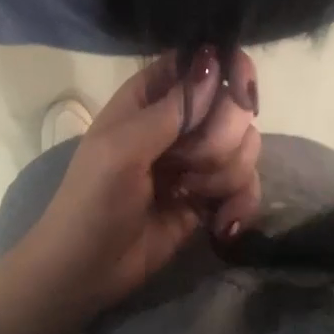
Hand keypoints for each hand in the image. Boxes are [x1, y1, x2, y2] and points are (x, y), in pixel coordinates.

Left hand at [0, 50, 261, 333]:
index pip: (201, 61)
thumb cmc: (92, 200)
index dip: (228, 69)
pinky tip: (220, 224)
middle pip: (232, 104)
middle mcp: (181, 119)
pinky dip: (241, 204)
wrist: (85, 273)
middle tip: (187, 164)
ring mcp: (198, 159)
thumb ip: (172, 109)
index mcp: (151, 95)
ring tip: (189, 196)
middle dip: (219, 139)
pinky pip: (248, 184)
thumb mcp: (122, 149)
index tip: (242, 92)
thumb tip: (214, 60)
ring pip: (245, 145)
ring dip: (225, 174)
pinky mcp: (212, 196)